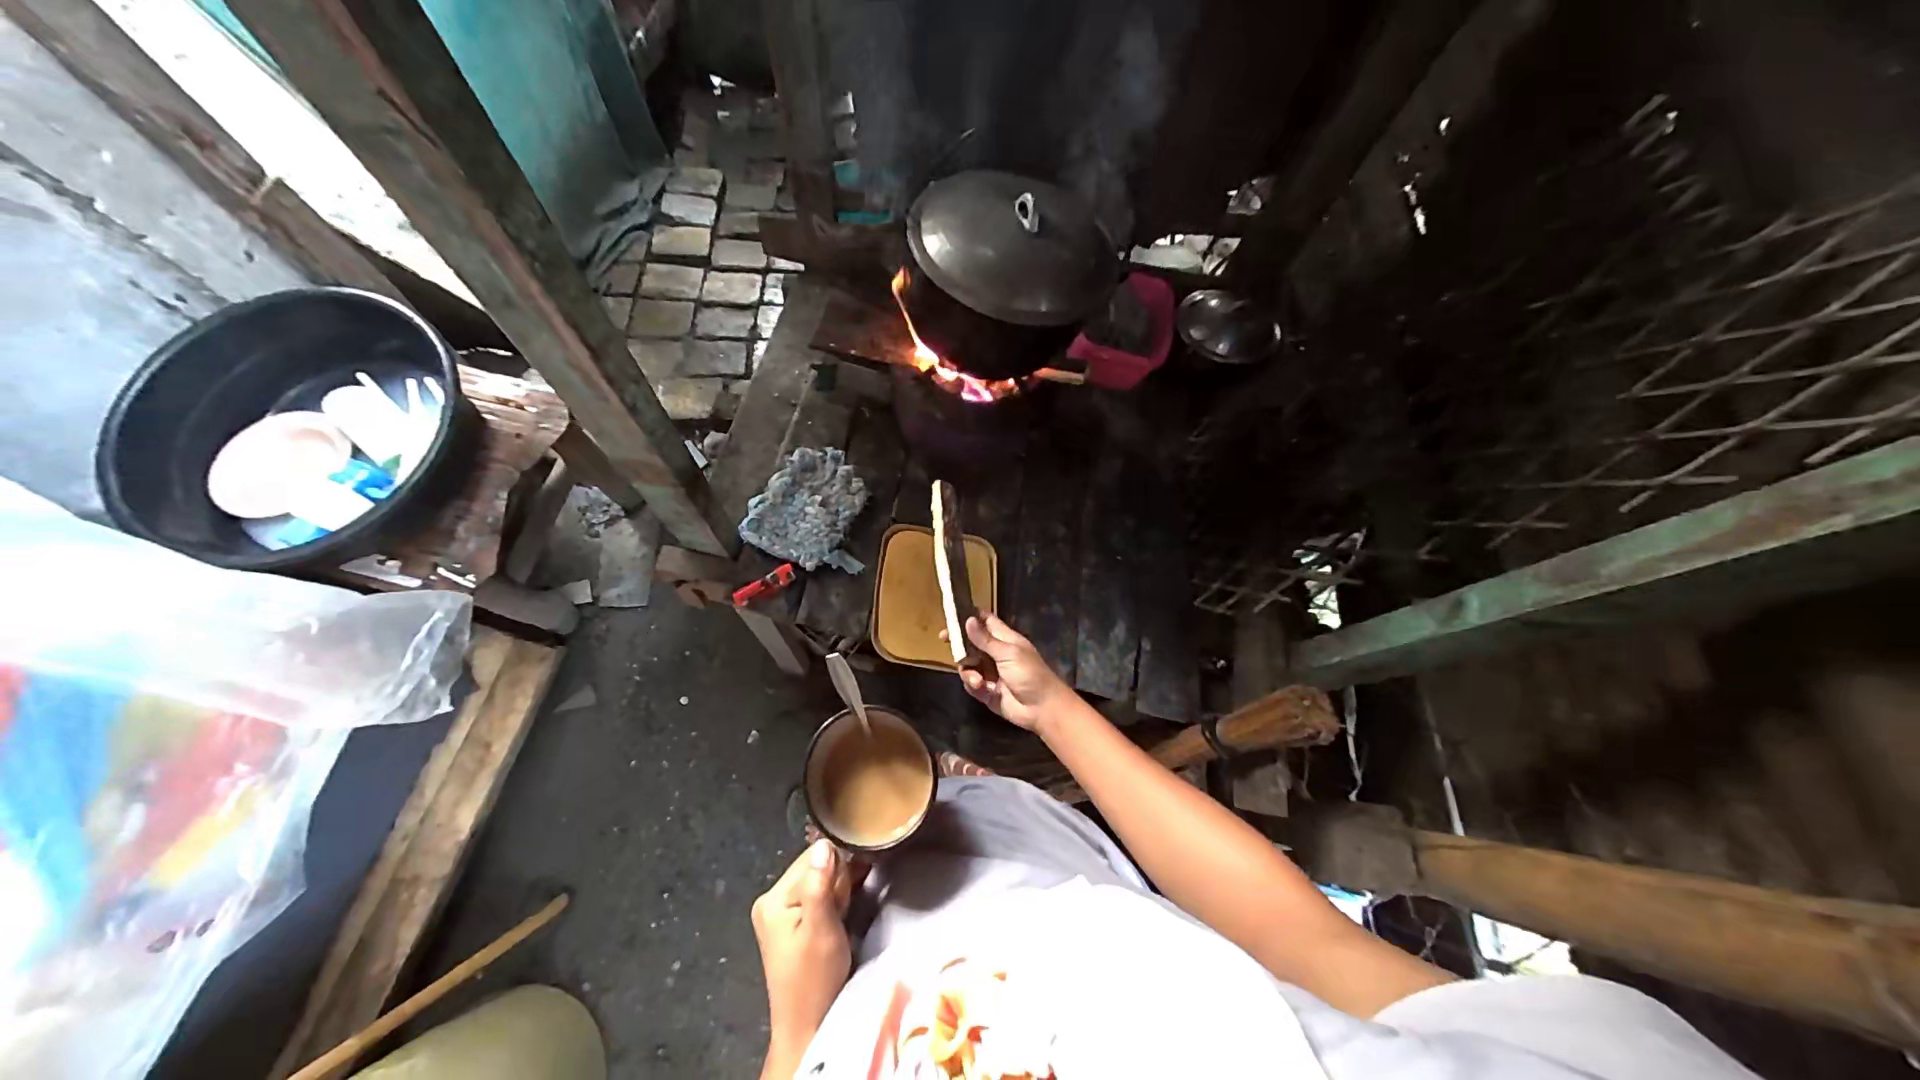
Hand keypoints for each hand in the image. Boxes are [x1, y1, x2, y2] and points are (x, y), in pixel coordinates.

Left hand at [752, 839, 855, 1066]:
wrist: (808, 1026)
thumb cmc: (815, 979)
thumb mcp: (821, 928)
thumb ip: (821, 884)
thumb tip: (824, 843)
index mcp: (772, 897)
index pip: (812, 856)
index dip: (837, 870)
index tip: (847, 895)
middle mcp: (773, 899)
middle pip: (816, 867)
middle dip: (838, 884)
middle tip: (842, 913)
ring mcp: (782, 912)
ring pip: (822, 881)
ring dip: (839, 895)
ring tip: (841, 919)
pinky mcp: (794, 923)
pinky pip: (820, 897)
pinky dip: (834, 904)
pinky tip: (840, 918)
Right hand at [950, 614, 1073, 732]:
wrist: (1042, 708)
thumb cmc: (1030, 674)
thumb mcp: (1008, 654)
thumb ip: (985, 639)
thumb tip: (967, 620)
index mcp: (1004, 639)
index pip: (984, 621)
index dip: (969, 617)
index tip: (951, 617)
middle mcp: (995, 653)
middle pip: (970, 642)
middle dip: (960, 644)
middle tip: (947, 642)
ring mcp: (990, 672)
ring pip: (967, 664)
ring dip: (968, 671)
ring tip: (978, 681)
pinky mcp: (986, 690)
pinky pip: (970, 683)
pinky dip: (972, 685)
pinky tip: (981, 688)